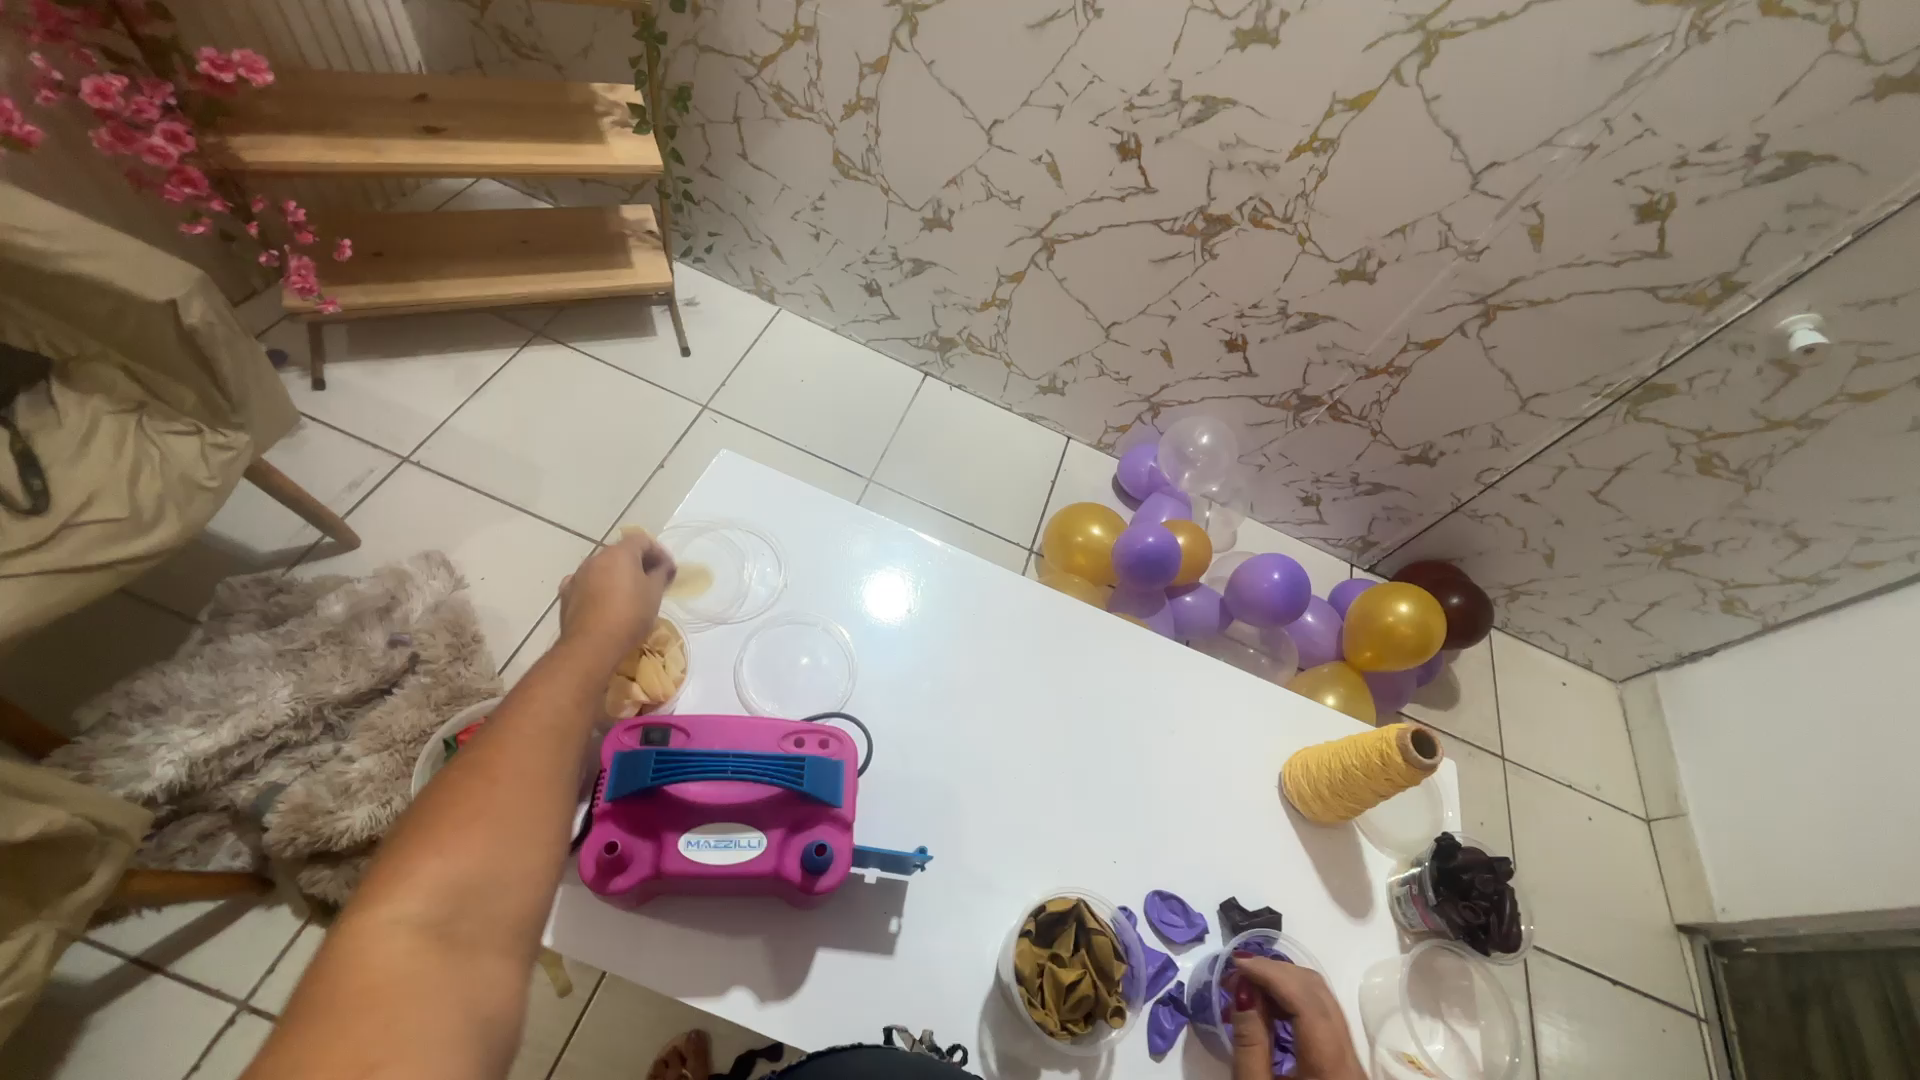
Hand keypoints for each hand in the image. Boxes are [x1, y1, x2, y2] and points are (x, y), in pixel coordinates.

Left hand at [557, 528, 675, 661]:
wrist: (591, 646)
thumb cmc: (630, 615)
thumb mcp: (655, 593)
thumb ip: (661, 573)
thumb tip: (663, 566)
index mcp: (619, 553)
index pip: (643, 540)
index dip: (659, 552)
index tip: (669, 570)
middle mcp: (595, 559)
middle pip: (621, 553)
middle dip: (639, 563)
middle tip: (653, 582)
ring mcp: (578, 576)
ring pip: (603, 568)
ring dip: (618, 576)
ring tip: (630, 595)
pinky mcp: (566, 594)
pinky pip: (587, 584)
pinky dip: (599, 588)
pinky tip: (605, 603)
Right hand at [1227, 954, 1365, 1079]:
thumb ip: (1249, 1043)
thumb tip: (1242, 989)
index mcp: (1331, 1066)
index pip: (1306, 1000)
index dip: (1270, 972)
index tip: (1236, 962)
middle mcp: (1352, 1057)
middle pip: (1318, 991)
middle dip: (1275, 972)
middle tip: (1237, 972)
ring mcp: (1352, 1058)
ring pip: (1322, 999)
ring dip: (1283, 983)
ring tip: (1246, 986)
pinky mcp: (1345, 1060)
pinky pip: (1323, 1016)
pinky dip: (1293, 1000)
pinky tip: (1267, 1006)